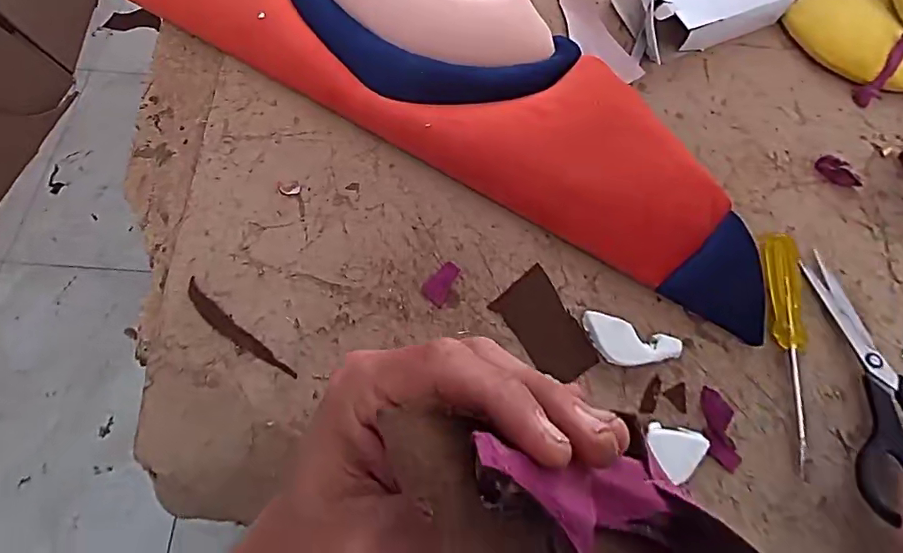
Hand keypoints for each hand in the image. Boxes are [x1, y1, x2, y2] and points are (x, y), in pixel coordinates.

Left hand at [237, 337, 629, 552]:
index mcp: (370, 383)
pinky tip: (577, 427)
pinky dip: (541, 418)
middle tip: (599, 443)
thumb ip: (441, 510)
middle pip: (486, 367)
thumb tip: (525, 495)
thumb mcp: (371, 536)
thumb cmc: (320, 544)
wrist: (300, 551)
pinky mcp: (448, 412)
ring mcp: (427, 388)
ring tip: (602, 439)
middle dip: (546, 402)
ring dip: (554, 407)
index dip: (510, 397)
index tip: (555, 447)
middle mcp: (404, 372)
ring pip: (501, 379)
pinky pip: (500, 404)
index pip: (450, 368)